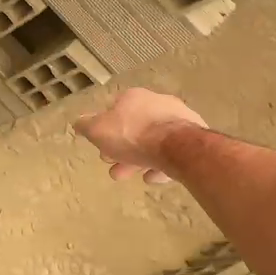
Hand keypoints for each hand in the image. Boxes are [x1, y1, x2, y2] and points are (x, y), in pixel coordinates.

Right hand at [74, 88, 208, 184]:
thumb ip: (85, 125)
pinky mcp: (196, 138)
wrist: (180, 148)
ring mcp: (181, 120)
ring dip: (139, 159)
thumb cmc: (133, 134)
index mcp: (134, 97)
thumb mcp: (96, 130)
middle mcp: (159, 104)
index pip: (113, 109)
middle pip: (134, 128)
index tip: (100, 145)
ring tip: (132, 176)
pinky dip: (161, 164)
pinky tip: (154, 177)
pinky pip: (172, 152)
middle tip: (113, 164)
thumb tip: (79, 122)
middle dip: (121, 148)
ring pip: (153, 142)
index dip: (104, 129)